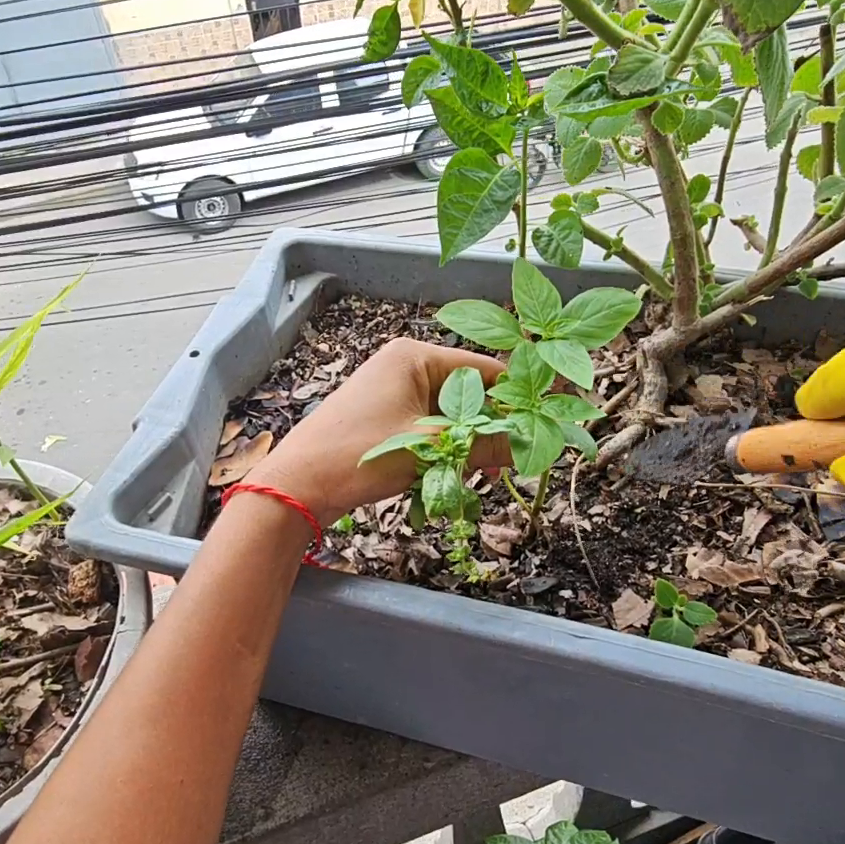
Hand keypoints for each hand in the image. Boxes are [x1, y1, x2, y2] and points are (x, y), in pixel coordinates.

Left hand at [245, 338, 509, 521]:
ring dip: (468, 444)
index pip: (485, 369)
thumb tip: (533, 445)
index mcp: (415, 356)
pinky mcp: (383, 421)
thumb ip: (485, 444)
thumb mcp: (430, 448)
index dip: (518, 398)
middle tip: (517, 459)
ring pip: (450, 417)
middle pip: (469, 394)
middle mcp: (404, 367)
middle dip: (491, 427)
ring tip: (486, 473)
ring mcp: (391, 394)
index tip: (546, 423)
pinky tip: (456, 476)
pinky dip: (444, 452)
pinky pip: (428, 431)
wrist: (297, 487)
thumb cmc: (359, 454)